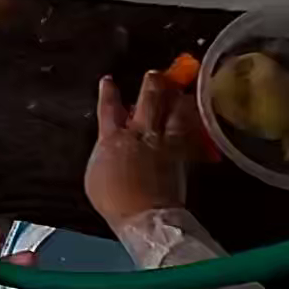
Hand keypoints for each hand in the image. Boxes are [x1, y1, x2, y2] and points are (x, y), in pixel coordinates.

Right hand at [85, 71, 199, 228]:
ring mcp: (165, 142)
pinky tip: (194, 114)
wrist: (143, 215)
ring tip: (179, 88)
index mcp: (112, 138)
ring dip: (177, 96)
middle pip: (148, 100)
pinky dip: (191, 119)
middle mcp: (140, 134)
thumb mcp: (94, 173)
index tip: (108, 80)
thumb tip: (109, 143)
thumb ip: (103, 152)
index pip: (108, 108)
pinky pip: (190, 130)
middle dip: (150, 84)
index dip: (108, 92)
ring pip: (175, 110)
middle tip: (154, 74)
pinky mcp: (183, 153)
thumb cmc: (112, 200)